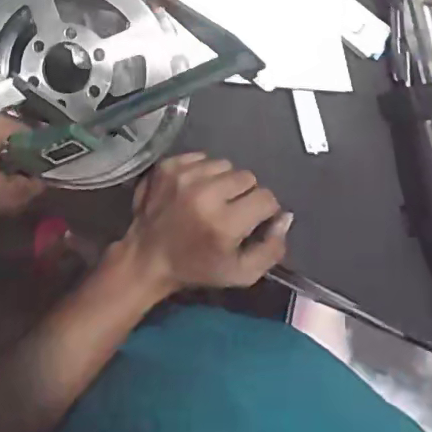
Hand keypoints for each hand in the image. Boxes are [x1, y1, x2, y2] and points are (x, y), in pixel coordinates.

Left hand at [111, 153, 290, 296]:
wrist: (146, 257)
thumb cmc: (196, 268)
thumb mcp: (241, 274)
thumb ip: (271, 248)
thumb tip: (285, 217)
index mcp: (223, 223)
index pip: (265, 198)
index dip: (263, 211)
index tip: (251, 221)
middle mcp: (204, 193)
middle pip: (247, 177)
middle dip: (244, 194)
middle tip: (229, 211)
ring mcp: (184, 176)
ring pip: (225, 165)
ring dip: (223, 181)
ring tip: (210, 200)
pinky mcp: (168, 166)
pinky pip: (202, 157)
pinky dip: (202, 172)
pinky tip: (193, 191)